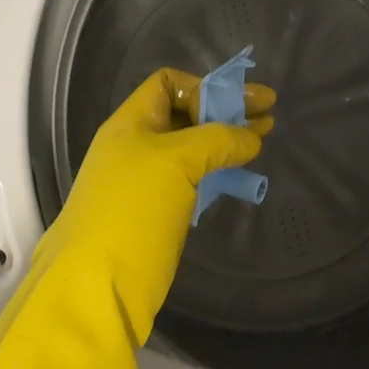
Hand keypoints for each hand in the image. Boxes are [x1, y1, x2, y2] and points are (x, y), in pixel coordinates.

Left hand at [56, 68, 274, 311]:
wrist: (98, 284)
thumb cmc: (133, 209)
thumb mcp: (177, 161)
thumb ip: (217, 140)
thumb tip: (251, 136)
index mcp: (131, 123)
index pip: (168, 84)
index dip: (204, 86)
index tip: (240, 102)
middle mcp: (136, 146)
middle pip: (184, 114)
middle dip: (225, 111)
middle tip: (270, 115)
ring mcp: (146, 181)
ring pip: (191, 148)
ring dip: (226, 141)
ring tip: (263, 141)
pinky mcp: (158, 211)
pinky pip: (192, 178)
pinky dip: (217, 170)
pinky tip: (241, 174)